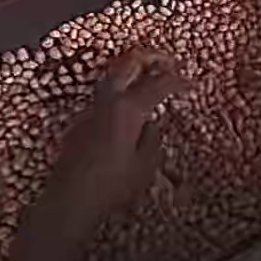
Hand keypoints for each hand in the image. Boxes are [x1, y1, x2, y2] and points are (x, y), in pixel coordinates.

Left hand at [0, 49, 186, 260]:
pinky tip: (130, 108)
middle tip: (169, 62)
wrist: (69, 202)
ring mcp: (90, 110)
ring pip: (113, 76)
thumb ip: (152, 136)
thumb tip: (152, 122)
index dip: (179, 81)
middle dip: (152, 57)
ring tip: (151, 79)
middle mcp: (107, 101)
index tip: (191, 84)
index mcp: (128, 108)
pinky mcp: (81, 122)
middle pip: (129, 62)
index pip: (159, 83)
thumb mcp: (146, 164)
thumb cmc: (113, 186)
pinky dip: (122, 91)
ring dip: (134, 72)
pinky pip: (105, 96)